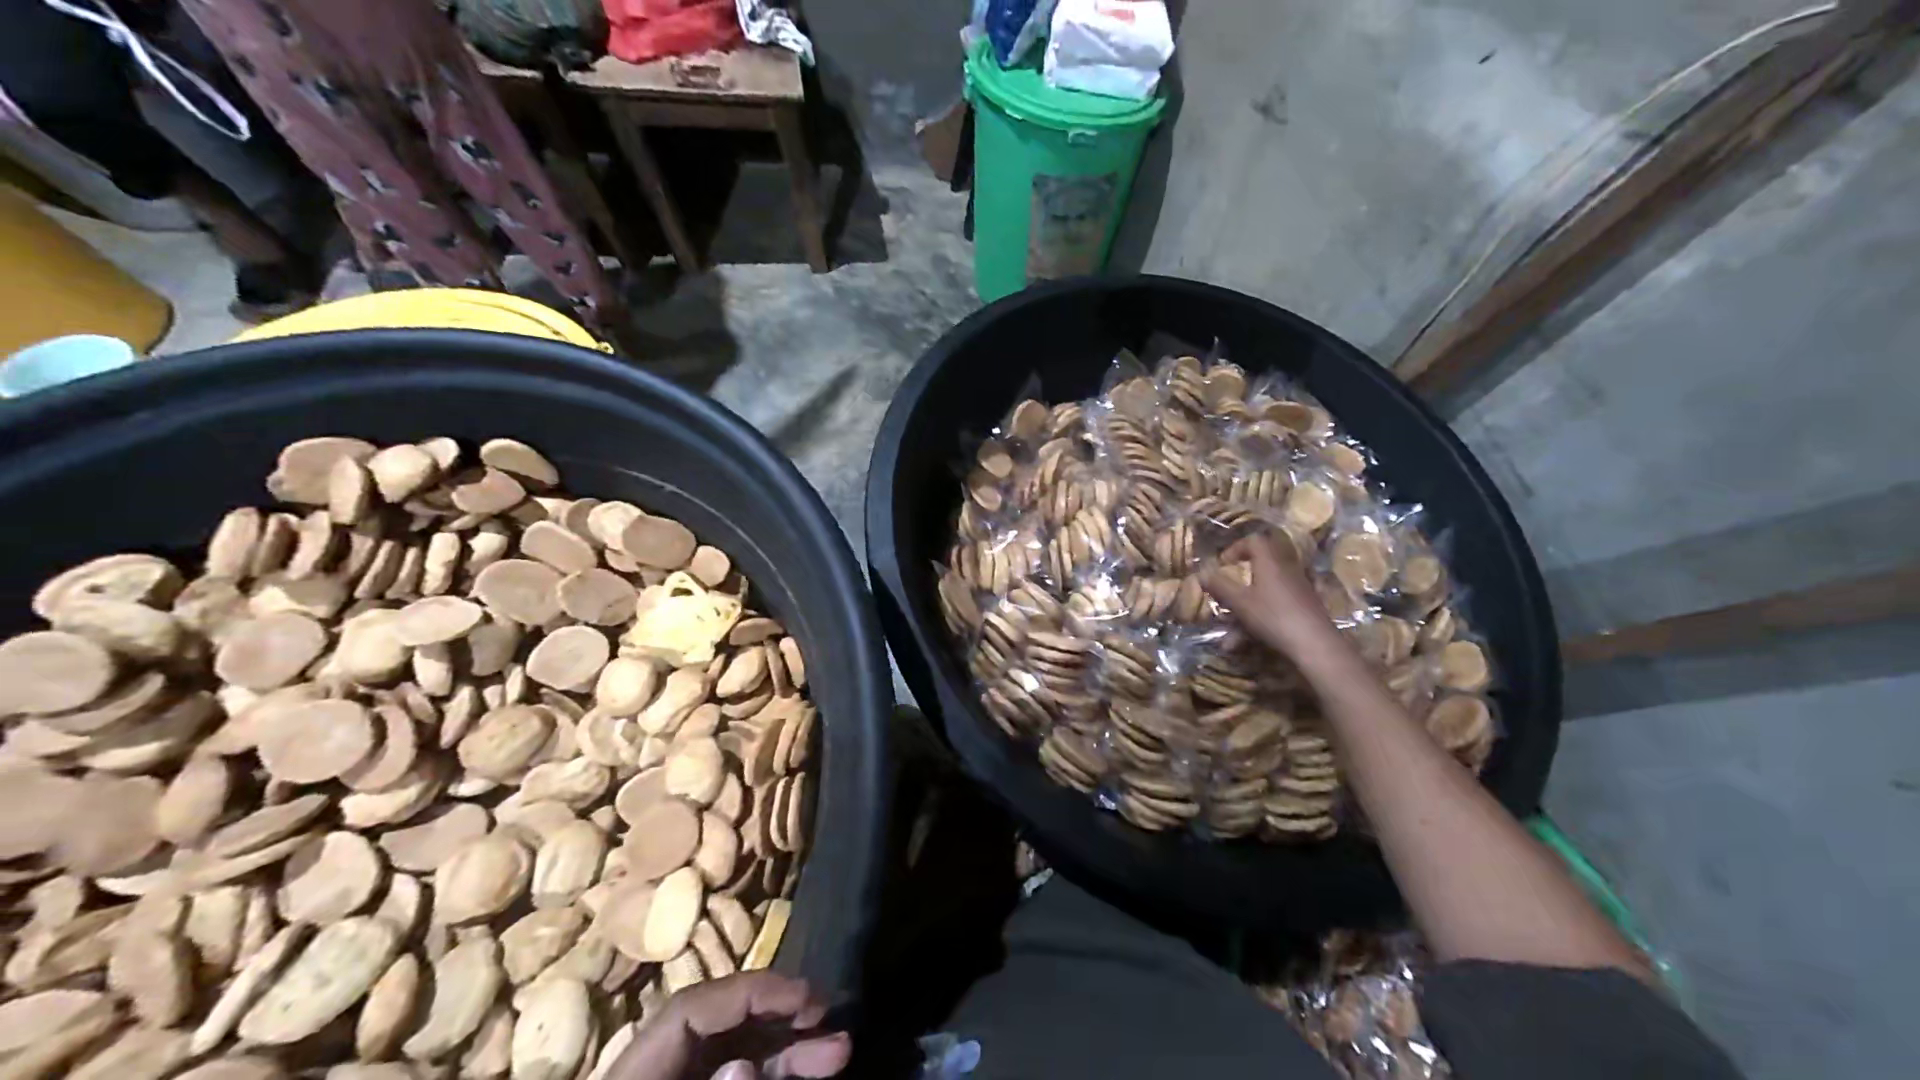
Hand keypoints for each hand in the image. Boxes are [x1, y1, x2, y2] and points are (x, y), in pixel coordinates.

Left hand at [599, 973, 850, 1079]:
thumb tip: (744, 1065)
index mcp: (632, 1079)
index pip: (689, 1012)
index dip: (748, 992)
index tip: (804, 997)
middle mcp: (655, 1076)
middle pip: (718, 1029)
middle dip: (777, 1019)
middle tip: (827, 1017)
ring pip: (737, 1055)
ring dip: (789, 1050)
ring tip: (839, 1051)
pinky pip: (739, 1079)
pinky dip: (776, 1074)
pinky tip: (813, 1073)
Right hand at [1202, 533, 1340, 658]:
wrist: (1315, 643)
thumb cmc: (1273, 616)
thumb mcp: (1240, 602)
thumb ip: (1219, 586)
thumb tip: (1201, 573)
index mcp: (1270, 562)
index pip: (1253, 540)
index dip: (1235, 548)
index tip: (1222, 565)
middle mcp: (1286, 569)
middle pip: (1261, 563)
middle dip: (1241, 576)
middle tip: (1227, 589)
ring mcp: (1298, 587)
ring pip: (1267, 588)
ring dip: (1247, 603)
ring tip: (1231, 628)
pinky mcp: (1305, 605)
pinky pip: (1277, 603)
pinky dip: (1261, 616)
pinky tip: (1247, 640)